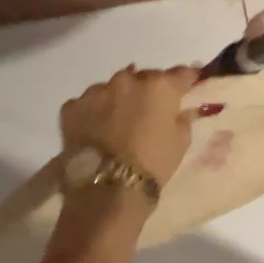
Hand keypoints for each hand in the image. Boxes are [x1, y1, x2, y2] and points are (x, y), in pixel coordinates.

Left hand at [60, 65, 198, 184]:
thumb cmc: (153, 164)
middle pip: (144, 77)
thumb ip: (183, 120)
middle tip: (152, 108)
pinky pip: (89, 103)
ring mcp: (96, 92)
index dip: (188, 78)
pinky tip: (98, 130)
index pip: (180, 73)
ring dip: (120, 99)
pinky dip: (95, 112)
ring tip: (120, 121)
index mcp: (159, 87)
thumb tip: (182, 111)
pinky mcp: (72, 107)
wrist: (107, 188)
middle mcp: (127, 81)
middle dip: (150, 89)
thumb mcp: (180, 143)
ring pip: (113, 88)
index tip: (191, 82)